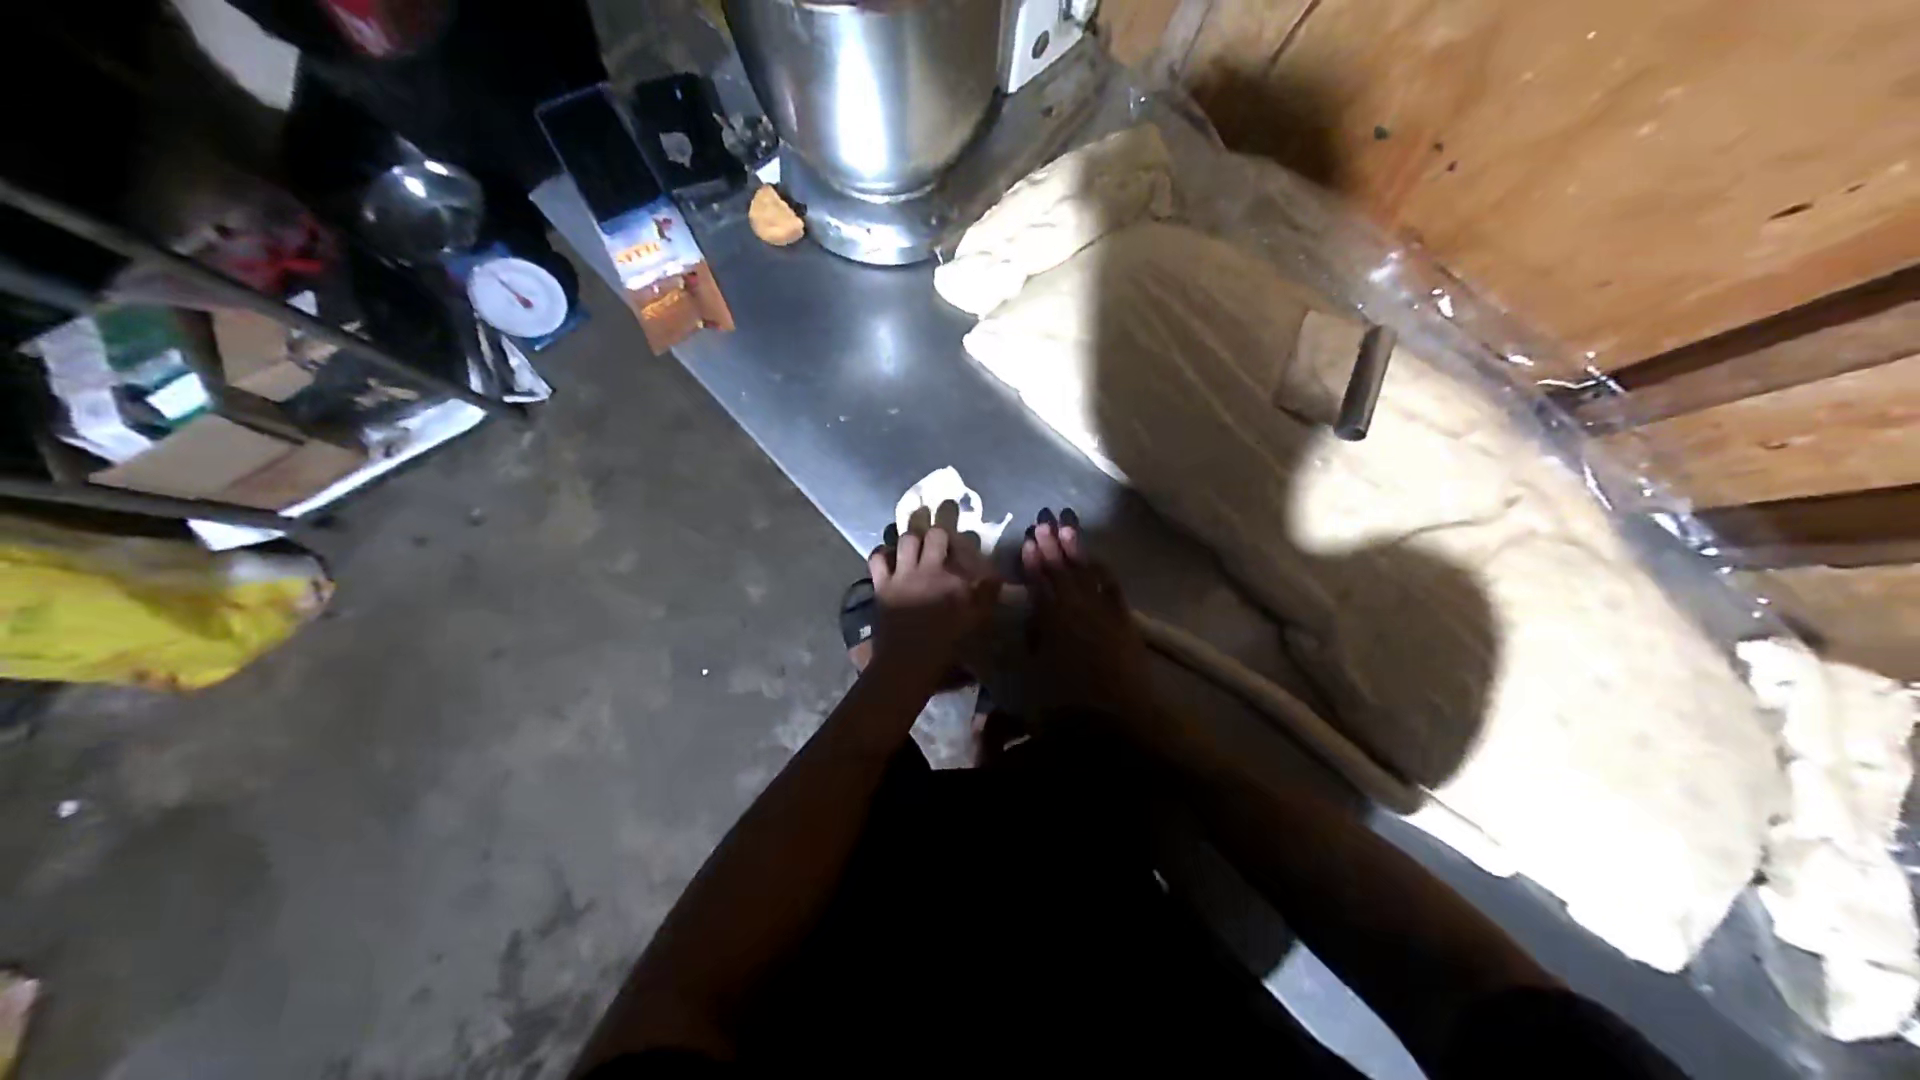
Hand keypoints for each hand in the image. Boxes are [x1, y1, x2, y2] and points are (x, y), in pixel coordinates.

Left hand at [868, 519, 1000, 683]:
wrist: (906, 663)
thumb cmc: (944, 646)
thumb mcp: (974, 622)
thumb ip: (986, 596)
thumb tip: (996, 577)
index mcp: (953, 578)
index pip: (965, 550)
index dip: (965, 546)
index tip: (965, 552)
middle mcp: (928, 569)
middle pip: (934, 534)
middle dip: (938, 535)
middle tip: (939, 544)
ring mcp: (902, 574)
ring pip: (906, 539)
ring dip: (912, 540)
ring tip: (915, 548)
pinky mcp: (881, 584)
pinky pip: (877, 558)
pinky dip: (883, 553)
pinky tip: (889, 558)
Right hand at [1020, 510, 1154, 717]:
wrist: (1123, 714)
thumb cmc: (1070, 703)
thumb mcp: (1033, 675)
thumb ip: (1029, 642)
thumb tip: (1028, 619)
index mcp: (1052, 619)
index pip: (1039, 582)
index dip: (1032, 561)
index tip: (1028, 541)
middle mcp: (1077, 607)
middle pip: (1062, 571)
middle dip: (1052, 546)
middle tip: (1044, 521)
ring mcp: (1103, 610)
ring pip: (1087, 572)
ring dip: (1077, 550)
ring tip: (1068, 528)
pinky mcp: (1124, 618)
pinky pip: (1113, 586)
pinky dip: (1103, 570)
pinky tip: (1098, 560)